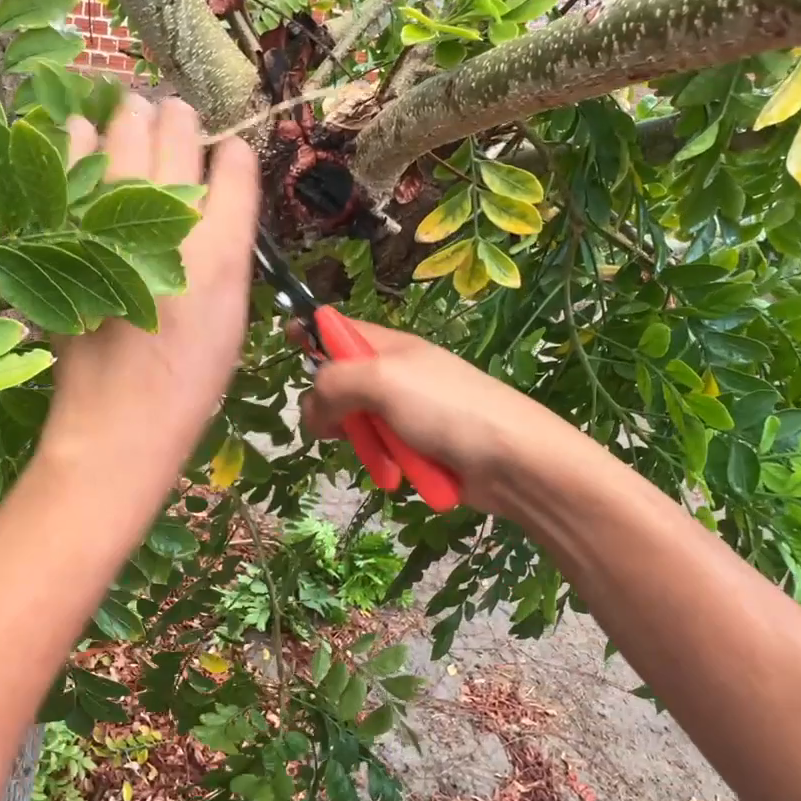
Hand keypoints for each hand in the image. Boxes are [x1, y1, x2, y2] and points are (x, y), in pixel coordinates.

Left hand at [36, 96, 259, 477]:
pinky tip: (82, 135)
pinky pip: (72, 161)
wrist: (119, 421)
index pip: (234, 162)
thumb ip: (227, 250)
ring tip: (135, 115)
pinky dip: (78, 141)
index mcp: (225, 248)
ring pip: (126, 129)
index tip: (220, 159)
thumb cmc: (188, 381)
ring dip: (133, 116)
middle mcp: (174, 224)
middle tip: (172, 122)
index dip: (229, 153)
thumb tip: (213, 198)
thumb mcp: (232, 317)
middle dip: (178, 119)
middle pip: (179, 129)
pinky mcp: (68, 232)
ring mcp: (114, 222)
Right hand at [298, 319, 600, 517]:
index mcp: (388, 346)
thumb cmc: (447, 409)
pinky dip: (384, 463)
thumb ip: (332, 384)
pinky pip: (380, 451)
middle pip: (336, 384)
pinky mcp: (417, 446)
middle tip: (334, 425)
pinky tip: (396, 472)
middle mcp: (393, 375)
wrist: (515, 461)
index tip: (286, 343)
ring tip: (380, 454)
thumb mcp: (381, 380)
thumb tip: (313, 411)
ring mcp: (405, 412)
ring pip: (354, 423)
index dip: (310, 331)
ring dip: (361, 442)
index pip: (337, 328)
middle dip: (329, 407)